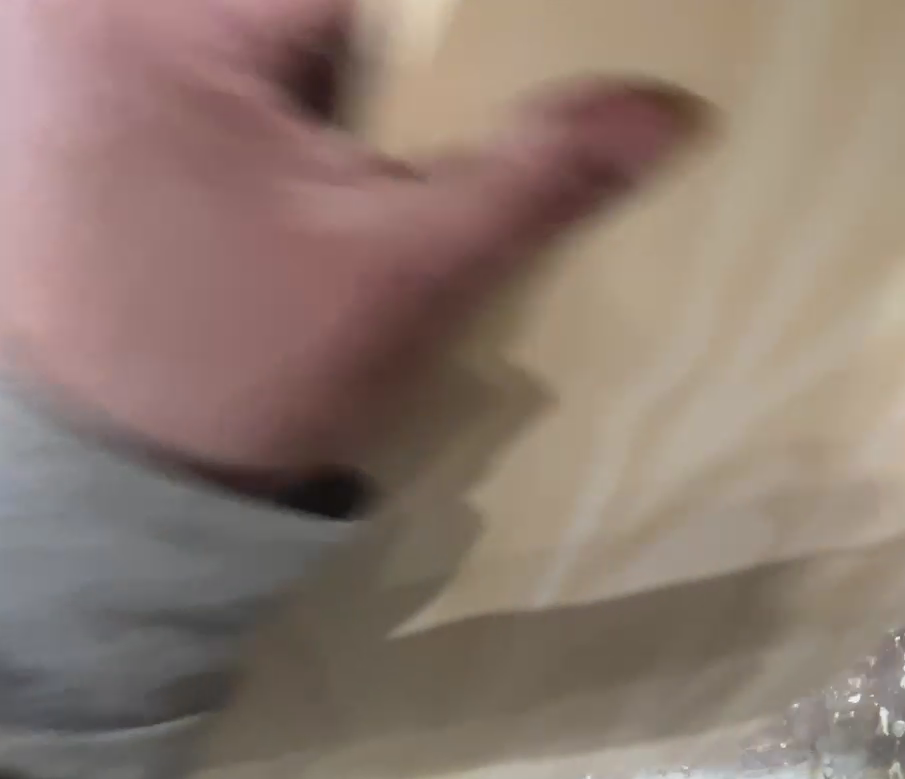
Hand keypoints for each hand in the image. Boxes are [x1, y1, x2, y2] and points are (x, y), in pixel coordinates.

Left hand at [0, 0, 698, 491]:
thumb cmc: (271, 365)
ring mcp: (97, 59)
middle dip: (438, 67)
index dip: (477, 25)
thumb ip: (545, 178)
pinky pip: (272, 81)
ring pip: (314, 49)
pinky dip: (348, 117)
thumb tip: (666, 110)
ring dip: (400, 95)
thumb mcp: (424, 268)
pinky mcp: (121, 109)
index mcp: (155, 19)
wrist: (154, 466)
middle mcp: (97, 12)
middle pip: (347, 18)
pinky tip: (383, 174)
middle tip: (483, 140)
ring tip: (427, 172)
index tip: (550, 63)